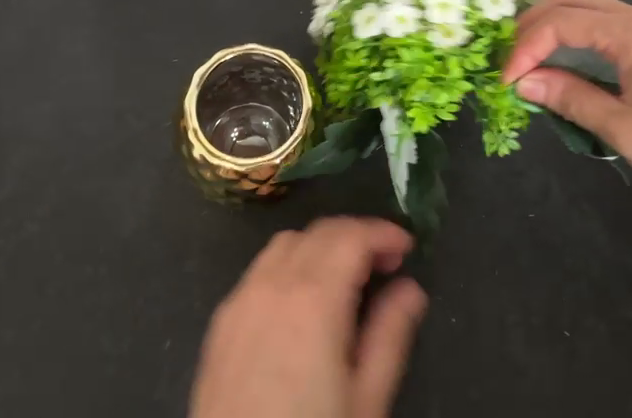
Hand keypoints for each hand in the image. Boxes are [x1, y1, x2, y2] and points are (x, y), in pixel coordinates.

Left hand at [191, 217, 428, 417]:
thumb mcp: (367, 398)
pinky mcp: (221, 322)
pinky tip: (303, 301)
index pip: (352, 236)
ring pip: (285, 244)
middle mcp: (273, 285)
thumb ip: (390, 335)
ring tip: (347, 278)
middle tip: (386, 264)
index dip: (383, 233)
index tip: (407, 247)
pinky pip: (259, 271)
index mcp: (314, 298)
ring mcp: (240, 300)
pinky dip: (289, 266)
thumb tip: (410, 290)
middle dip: (356, 236)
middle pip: (319, 232)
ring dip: (320, 246)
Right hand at [503, 0, 631, 240]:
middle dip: (536, 26)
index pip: (562, 22)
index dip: (525, 47)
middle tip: (509, 62)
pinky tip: (574, 69)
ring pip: (597, 13)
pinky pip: (618, 30)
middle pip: (576, 2)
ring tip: (532, 66)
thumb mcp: (623, 131)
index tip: (503, 82)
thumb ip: (570, 97)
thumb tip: (523, 82)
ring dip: (560, 31)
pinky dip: (586, 42)